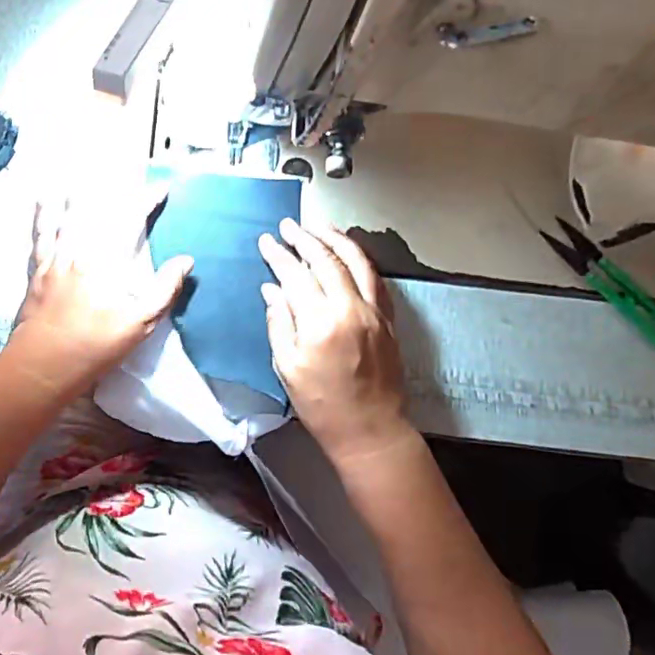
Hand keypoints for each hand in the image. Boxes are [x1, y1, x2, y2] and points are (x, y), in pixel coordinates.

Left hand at [7, 186, 193, 399]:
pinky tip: (42, 199)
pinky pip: (40, 235)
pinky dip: (42, 214)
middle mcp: (79, 252)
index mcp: (107, 263)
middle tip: (129, 176)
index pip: (130, 220)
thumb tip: (185, 261)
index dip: (147, 200)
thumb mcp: (139, 325)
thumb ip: (164, 290)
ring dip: (80, 195)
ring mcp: (55, 259)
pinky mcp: (38, 270)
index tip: (161, 188)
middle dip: (116, 190)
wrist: (43, 363)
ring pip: (68, 216)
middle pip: (97, 211)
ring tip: (87, 175)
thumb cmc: (94, 347)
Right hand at [257, 219, 414, 462]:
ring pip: (356, 262)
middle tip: (288, 226)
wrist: (370, 428)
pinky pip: (375, 278)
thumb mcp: (287, 366)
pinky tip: (346, 251)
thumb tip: (272, 289)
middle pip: (326, 261)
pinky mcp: (389, 319)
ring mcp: (374, 312)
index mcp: (320, 323)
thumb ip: (279, 322)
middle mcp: (350, 310)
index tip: (266, 242)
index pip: (295, 275)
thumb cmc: (320, 403)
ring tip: (318, 226)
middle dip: (304, 239)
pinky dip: (359, 258)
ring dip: (335, 239)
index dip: (278, 255)